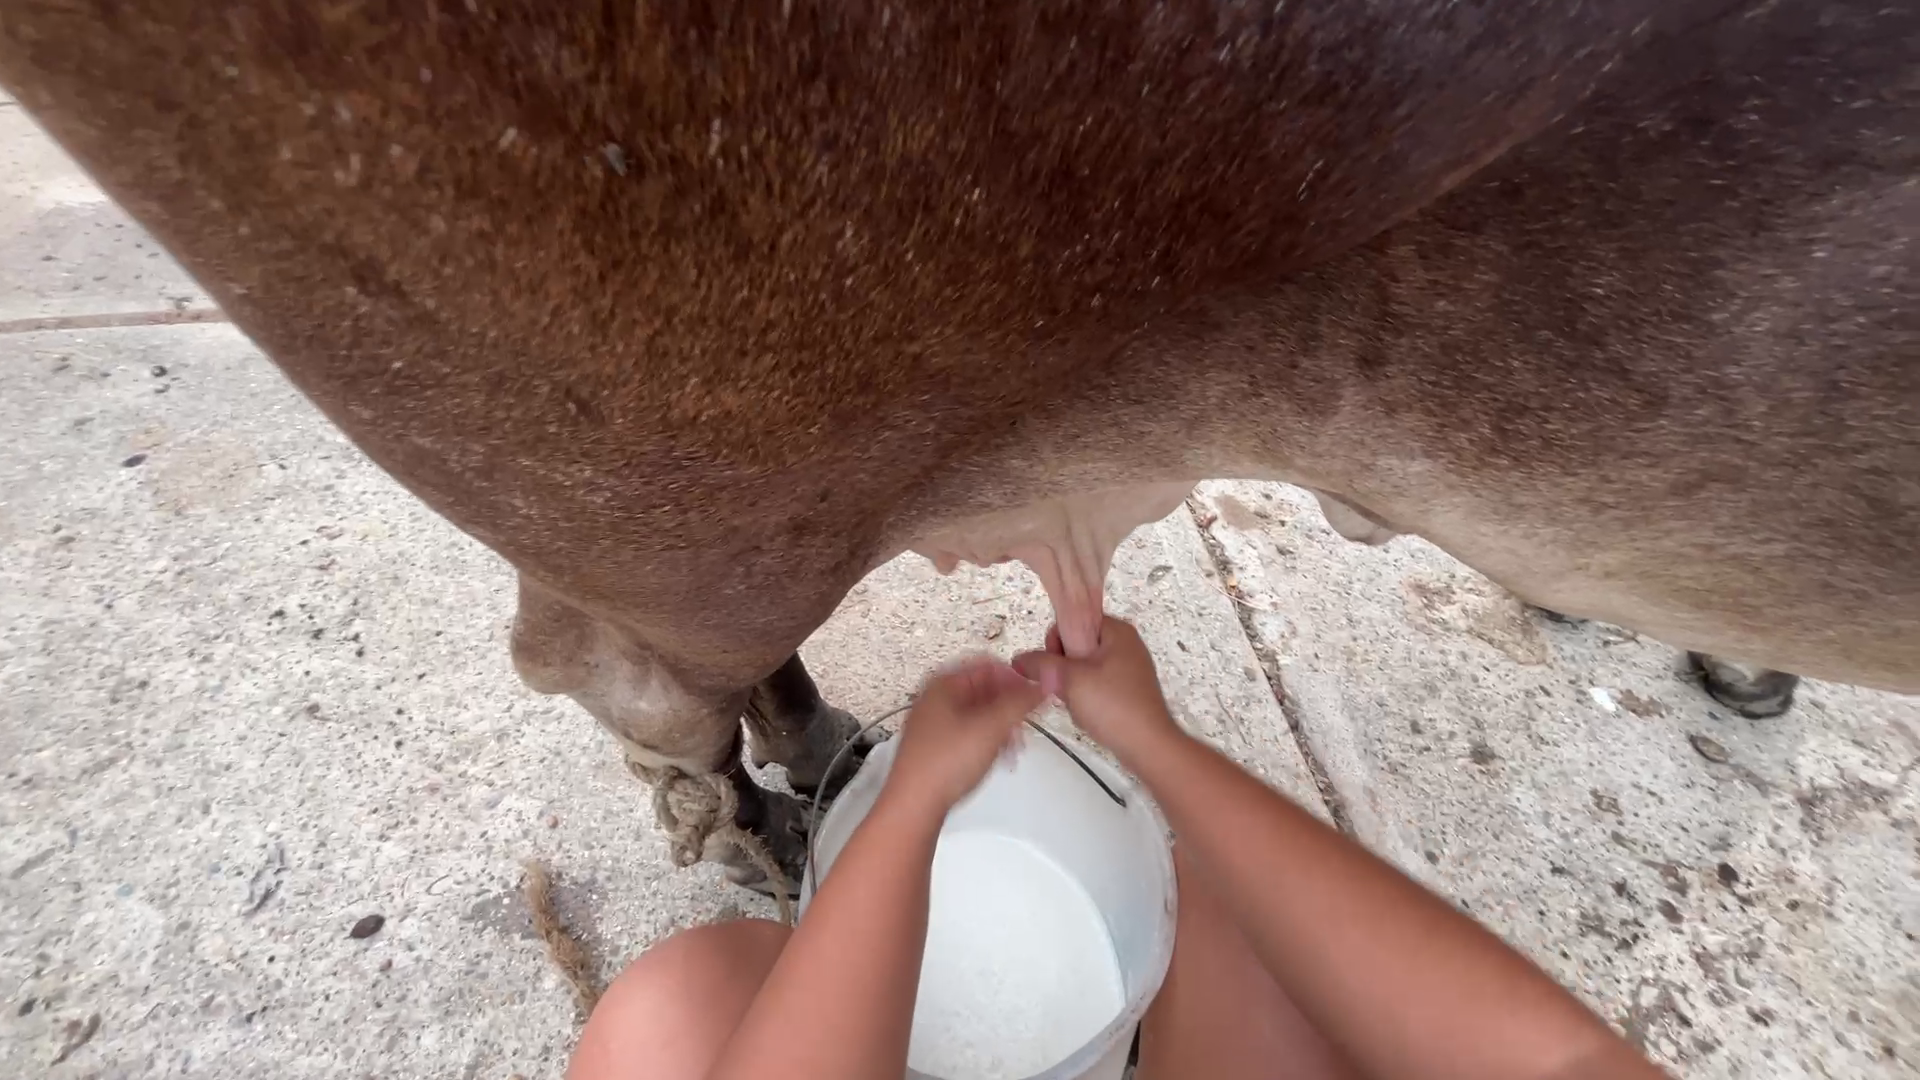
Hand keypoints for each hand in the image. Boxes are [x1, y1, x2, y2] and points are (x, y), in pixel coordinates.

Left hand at [884, 656, 1045, 817]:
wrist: (915, 805)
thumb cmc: (941, 765)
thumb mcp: (991, 727)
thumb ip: (1019, 703)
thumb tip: (1040, 684)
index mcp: (944, 684)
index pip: (988, 665)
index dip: (1015, 678)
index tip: (1032, 695)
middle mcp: (935, 699)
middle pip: (984, 689)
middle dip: (1009, 707)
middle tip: (1024, 723)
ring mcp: (933, 723)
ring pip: (978, 713)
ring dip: (1001, 726)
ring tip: (1013, 746)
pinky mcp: (935, 747)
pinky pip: (969, 733)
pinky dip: (988, 740)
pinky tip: (997, 758)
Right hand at [1013, 617, 1182, 762]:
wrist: (1148, 746)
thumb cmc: (1112, 705)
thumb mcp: (1070, 680)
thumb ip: (1041, 664)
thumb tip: (1018, 659)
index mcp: (1116, 630)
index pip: (1074, 620)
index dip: (1057, 641)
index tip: (1057, 666)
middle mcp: (1125, 643)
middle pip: (1077, 644)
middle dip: (1064, 666)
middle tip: (1066, 687)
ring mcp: (1130, 667)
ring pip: (1085, 666)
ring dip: (1073, 683)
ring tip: (1078, 702)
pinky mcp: (1130, 689)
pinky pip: (1097, 682)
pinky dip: (1087, 695)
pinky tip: (1087, 712)